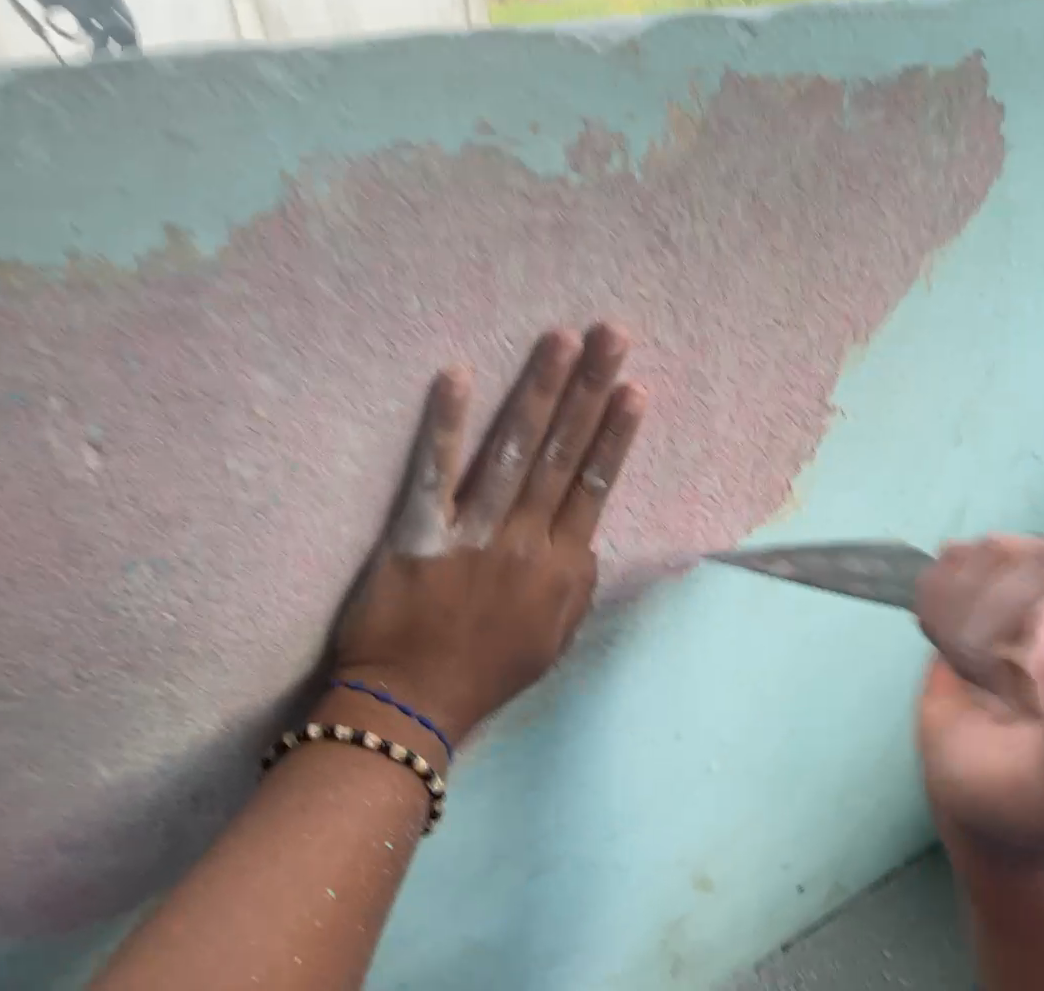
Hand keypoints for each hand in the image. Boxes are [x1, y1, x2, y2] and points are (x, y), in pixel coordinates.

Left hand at [328, 324, 646, 747]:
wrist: (410, 706)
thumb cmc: (484, 675)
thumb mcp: (554, 641)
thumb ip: (577, 586)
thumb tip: (586, 538)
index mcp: (562, 569)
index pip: (594, 487)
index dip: (614, 435)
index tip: (633, 387)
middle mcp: (525, 543)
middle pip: (562, 455)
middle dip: (590, 391)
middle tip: (612, 335)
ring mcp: (474, 536)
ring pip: (513, 452)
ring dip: (539, 392)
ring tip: (561, 340)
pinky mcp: (418, 534)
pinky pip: (435, 472)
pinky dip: (446, 424)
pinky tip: (457, 375)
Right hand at [914, 535, 1043, 860]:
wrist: (976, 783)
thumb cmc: (1037, 801)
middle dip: (1022, 631)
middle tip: (1017, 695)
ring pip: (1021, 552)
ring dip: (976, 621)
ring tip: (992, 678)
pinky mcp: (1030, 564)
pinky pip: (974, 552)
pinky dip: (948, 602)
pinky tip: (970, 649)